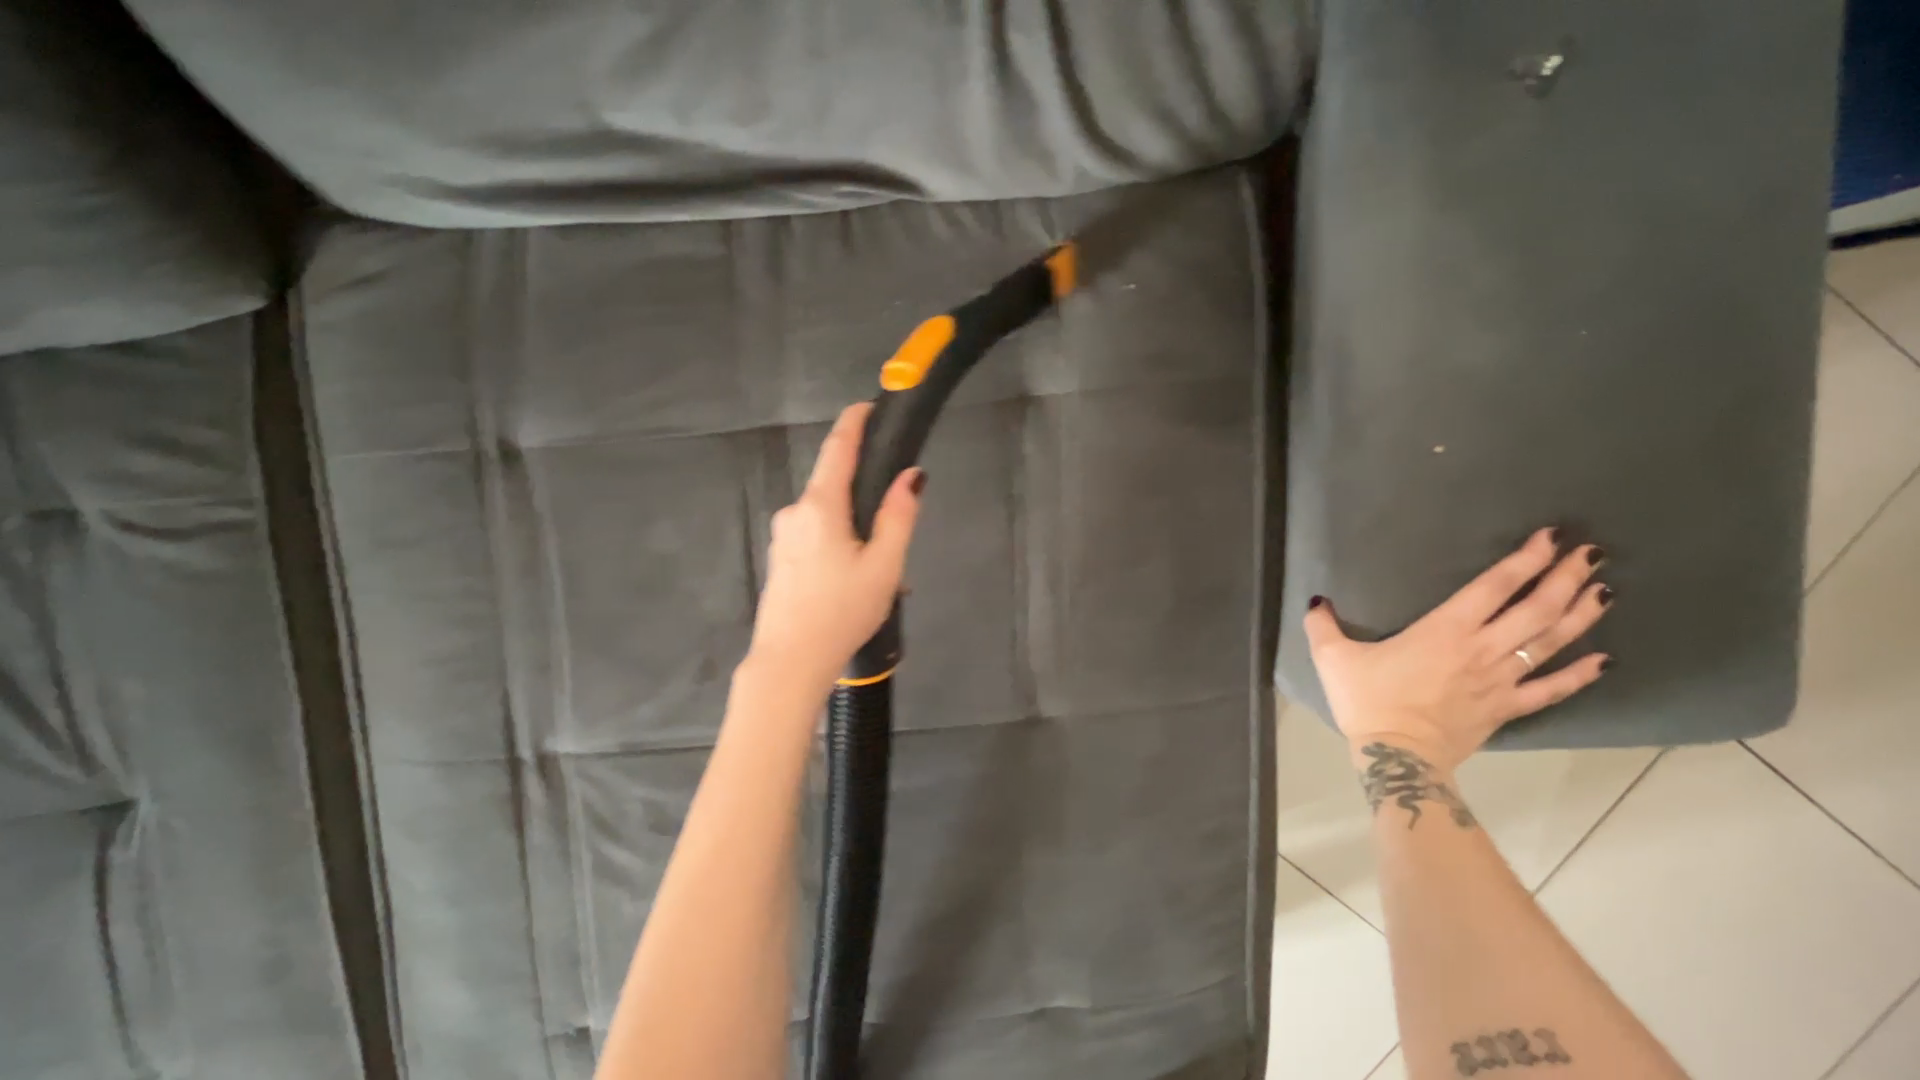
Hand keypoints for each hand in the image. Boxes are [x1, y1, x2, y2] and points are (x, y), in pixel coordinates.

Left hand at [747, 403, 924, 688]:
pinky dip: (838, 549)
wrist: (789, 663)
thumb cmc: (841, 612)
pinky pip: (815, 540)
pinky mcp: (779, 559)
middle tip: (896, 537)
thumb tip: (911, 476)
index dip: (855, 422)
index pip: (838, 448)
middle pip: (834, 487)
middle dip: (866, 500)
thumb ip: (898, 516)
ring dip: (855, 533)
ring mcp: (782, 537)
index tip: (869, 405)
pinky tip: (855, 587)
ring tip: (882, 577)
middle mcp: (795, 512)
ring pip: (827, 519)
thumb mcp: (884, 566)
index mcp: (820, 506)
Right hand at [1302, 527, 1614, 775]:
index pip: (1494, 586)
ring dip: (1579, 613)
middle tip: (1592, 553)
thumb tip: (1316, 602)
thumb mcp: (1333, 658)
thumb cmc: (1367, 701)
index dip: (1524, 559)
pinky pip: (1551, 690)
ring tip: (1603, 589)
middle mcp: (1482, 648)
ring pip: (1550, 641)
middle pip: (1535, 607)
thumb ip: (1324, 626)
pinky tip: (1605, 660)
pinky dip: (1580, 675)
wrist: (1396, 756)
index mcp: (1445, 630)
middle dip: (1566, 577)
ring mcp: (1500, 680)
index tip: (1550, 537)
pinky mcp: (1506, 708)